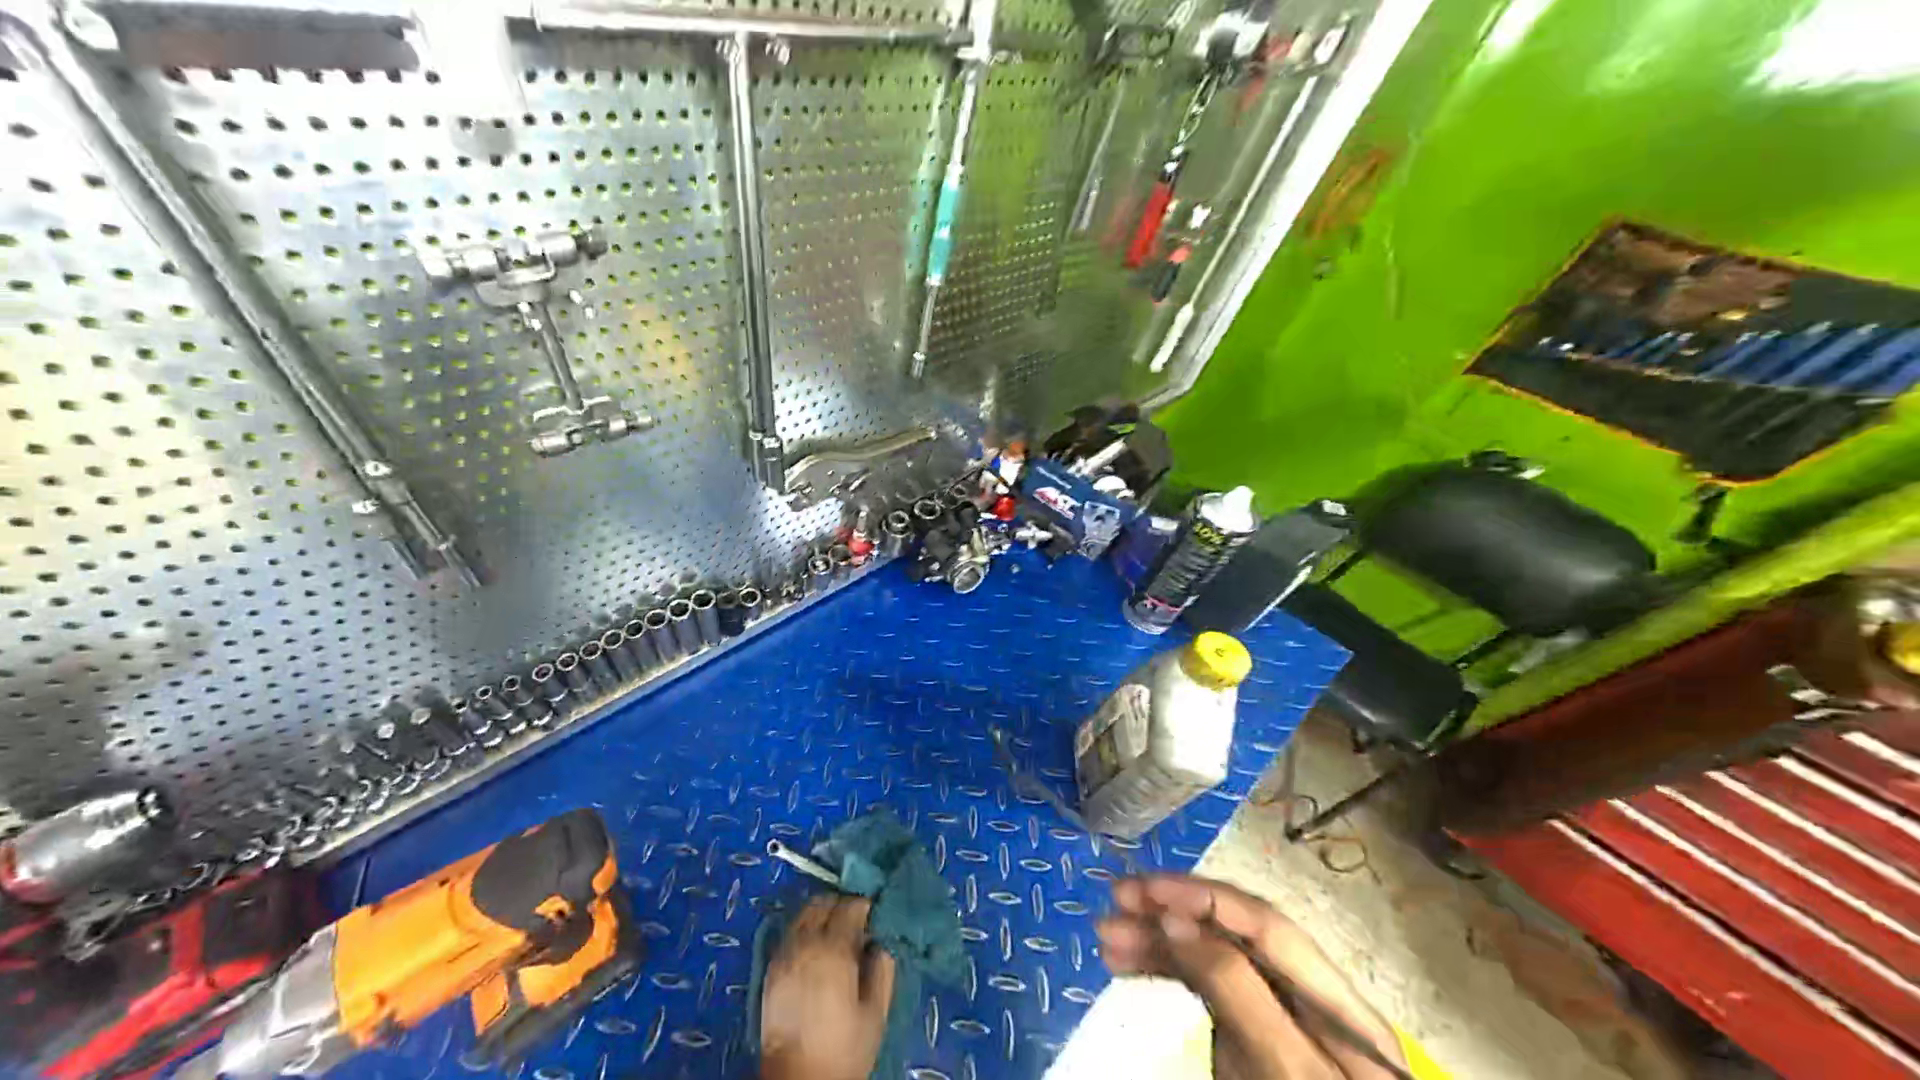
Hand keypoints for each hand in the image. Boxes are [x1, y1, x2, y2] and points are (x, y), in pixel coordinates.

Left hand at [760, 895, 896, 1079]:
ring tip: (835, 932)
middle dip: (841, 905)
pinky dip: (804, 931)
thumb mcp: (875, 1013)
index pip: (851, 906)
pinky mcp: (771, 969)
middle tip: (856, 922)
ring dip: (821, 915)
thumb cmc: (842, 1050)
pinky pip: (790, 934)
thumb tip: (880, 944)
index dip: (865, 906)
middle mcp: (805, 943)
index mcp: (834, 950)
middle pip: (822, 902)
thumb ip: (882, 969)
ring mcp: (784, 955)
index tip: (875, 916)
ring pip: (803, 914)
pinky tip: (815, 949)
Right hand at [1097, 875, 1403, 1079]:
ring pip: (1210, 955)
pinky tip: (1127, 962)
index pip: (1264, 924)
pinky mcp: (1248, 1034)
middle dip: (1171, 911)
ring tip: (1107, 934)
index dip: (1205, 897)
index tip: (1148, 888)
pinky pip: (1202, 986)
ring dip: (1157, 939)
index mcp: (1333, 997)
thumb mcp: (1281, 1066)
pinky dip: (1164, 970)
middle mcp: (1304, 992)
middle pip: (1233, 933)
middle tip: (1116, 899)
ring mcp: (1274, 1014)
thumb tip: (1174, 919)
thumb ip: (1234, 989)